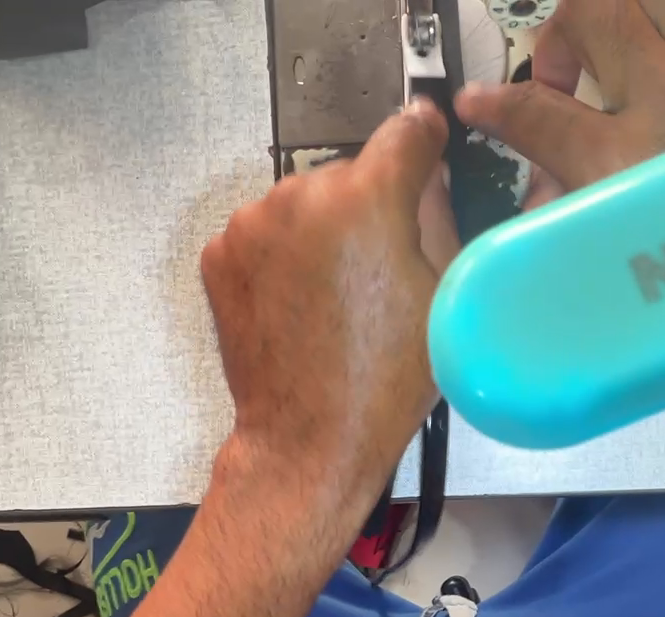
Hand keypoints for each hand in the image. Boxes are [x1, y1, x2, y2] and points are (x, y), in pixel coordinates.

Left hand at [201, 100, 454, 521]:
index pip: (406, 131)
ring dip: (322, 232)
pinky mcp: (221, 253)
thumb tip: (428, 177)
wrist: (311, 436)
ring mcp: (252, 224)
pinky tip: (303, 304)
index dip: (425, 140)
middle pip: (350, 174)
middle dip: (368, 208)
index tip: (426, 145)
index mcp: (367, 201)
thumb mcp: (444, 299)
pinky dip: (284, 255)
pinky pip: (266, 232)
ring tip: (336, 299)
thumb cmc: (379, 385)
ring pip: (304, 203)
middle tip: (379, 272)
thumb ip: (442, 217)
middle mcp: (300, 197)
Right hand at [456, 0, 664, 193]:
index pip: (539, 115)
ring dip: (618, 6)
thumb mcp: (611, 245)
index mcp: (627, 163)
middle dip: (562, 32)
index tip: (474, 103)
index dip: (495, 104)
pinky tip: (664, 30)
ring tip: (609, 45)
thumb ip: (562, 206)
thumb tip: (534, 181)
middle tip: (561, 77)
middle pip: (598, 11)